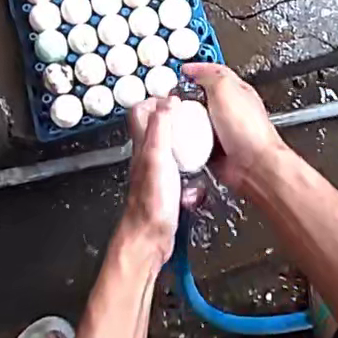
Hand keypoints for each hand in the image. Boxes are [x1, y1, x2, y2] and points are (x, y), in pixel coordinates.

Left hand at [116, 97, 181, 262]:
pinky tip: (197, 173)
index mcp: (143, 144)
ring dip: (183, 143)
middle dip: (173, 119)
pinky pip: (177, 170)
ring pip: (167, 148)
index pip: (139, 111)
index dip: (154, 100)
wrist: (148, 239)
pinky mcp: (165, 188)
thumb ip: (161, 127)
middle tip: (190, 116)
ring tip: (198, 140)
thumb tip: (169, 101)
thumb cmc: (150, 203)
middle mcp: (146, 156)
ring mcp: (155, 172)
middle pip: (155, 128)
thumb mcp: (157, 156)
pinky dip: (188, 168)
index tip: (175, 98)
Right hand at [178, 63, 291, 194]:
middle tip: (172, 95)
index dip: (198, 69)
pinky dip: (186, 141)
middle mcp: (231, 110)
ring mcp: (223, 131)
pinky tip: (181, 140)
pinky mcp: (215, 150)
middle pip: (203, 97)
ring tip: (174, 117)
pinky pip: (194, 142)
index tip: (182, 70)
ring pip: (196, 121)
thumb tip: (196, 71)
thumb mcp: (224, 89)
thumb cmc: (248, 130)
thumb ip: (209, 76)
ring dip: (185, 120)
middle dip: (186, 96)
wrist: (253, 166)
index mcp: (237, 91)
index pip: (216, 73)